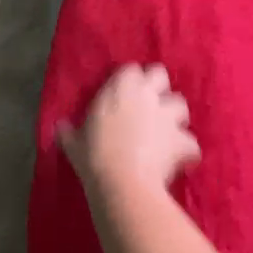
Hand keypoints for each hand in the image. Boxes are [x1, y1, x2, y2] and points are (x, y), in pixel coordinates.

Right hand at [59, 63, 200, 197]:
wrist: (122, 183)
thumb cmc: (94, 156)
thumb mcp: (74, 143)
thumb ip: (70, 132)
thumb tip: (60, 127)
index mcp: (120, 87)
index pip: (131, 69)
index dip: (131, 81)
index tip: (125, 95)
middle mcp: (146, 94)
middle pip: (161, 76)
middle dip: (159, 89)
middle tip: (149, 106)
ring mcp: (167, 115)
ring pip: (181, 105)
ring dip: (176, 117)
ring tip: (167, 131)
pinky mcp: (181, 140)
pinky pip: (191, 143)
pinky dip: (187, 151)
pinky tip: (182, 160)